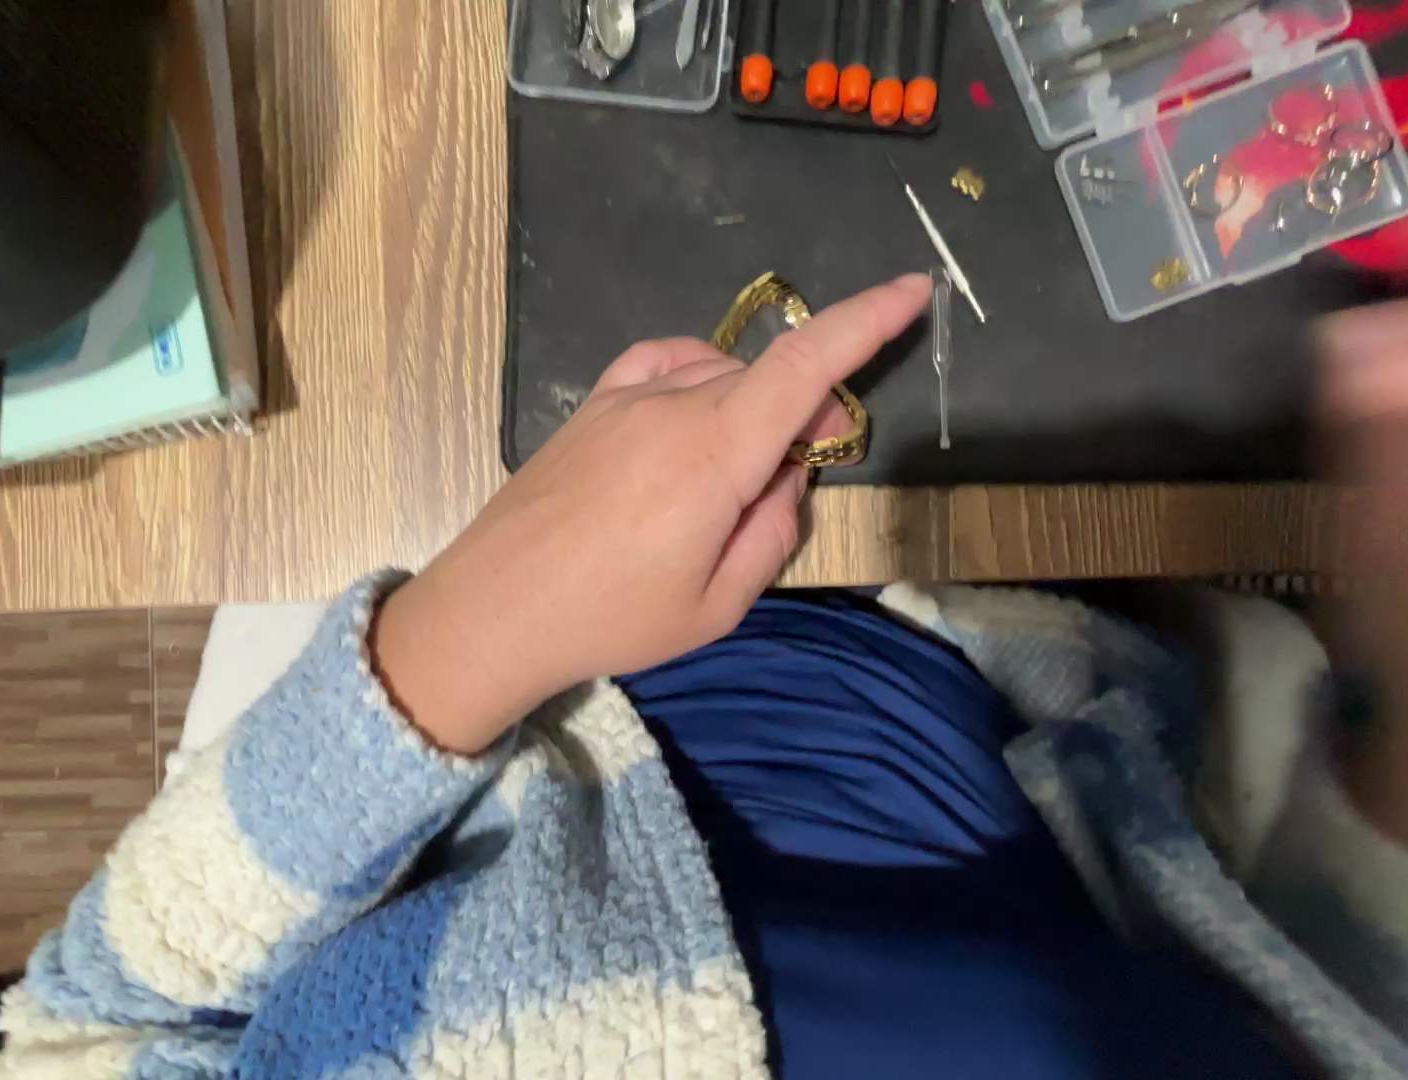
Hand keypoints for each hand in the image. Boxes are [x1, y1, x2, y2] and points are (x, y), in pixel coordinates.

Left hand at [371, 274, 932, 754]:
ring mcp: (623, 398)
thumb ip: (774, 530)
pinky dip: (697, 374)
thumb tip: (790, 471)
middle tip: (777, 487)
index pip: (805, 365)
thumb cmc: (610, 619)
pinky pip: (661, 362)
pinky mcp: (590, 405)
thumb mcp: (717, 605)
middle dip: (799, 416)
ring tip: (720, 480)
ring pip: (717, 376)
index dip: (866, 321)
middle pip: (764, 380)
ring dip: (746, 409)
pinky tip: (692, 409)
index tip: (912, 288)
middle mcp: (671, 406)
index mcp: (713, 455)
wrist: (494, 609)